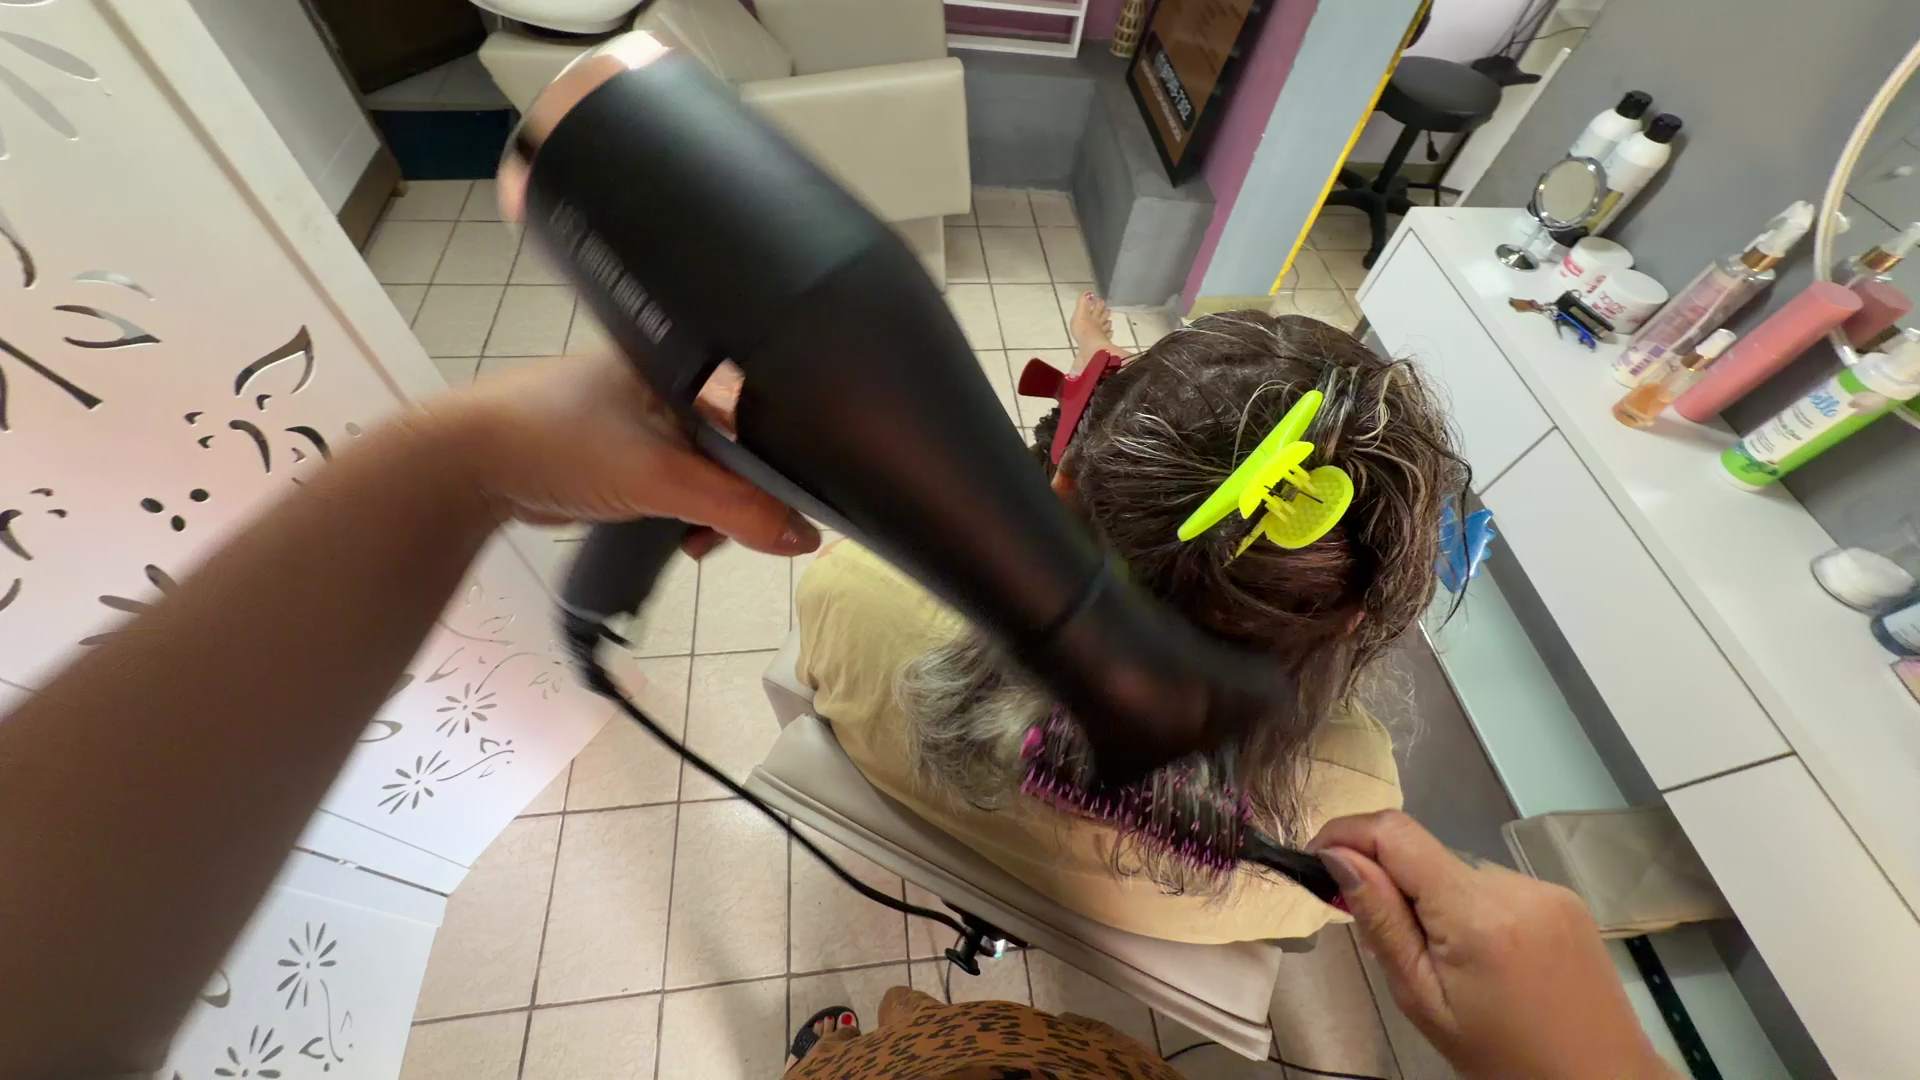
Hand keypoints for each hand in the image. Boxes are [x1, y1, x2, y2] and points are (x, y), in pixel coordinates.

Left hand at [422, 353, 816, 554]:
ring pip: (714, 469)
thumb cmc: (561, 445)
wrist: (466, 466)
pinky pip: (685, 481)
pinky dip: (688, 510)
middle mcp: (674, 385)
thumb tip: (804, 538)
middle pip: (742, 446)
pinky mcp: (632, 449)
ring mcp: (651, 418)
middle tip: (731, 529)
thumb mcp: (660, 477)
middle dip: (743, 496)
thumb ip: (737, 509)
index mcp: (687, 363)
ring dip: (714, 509)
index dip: (783, 457)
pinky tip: (679, 534)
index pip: (763, 409)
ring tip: (698, 538)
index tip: (784, 504)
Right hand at [1310, 811, 1676, 1079]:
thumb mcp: (1421, 998)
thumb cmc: (1502, 1059)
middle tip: (1379, 929)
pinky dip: (1464, 902)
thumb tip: (1336, 856)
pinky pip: (1486, 880)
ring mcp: (1542, 886)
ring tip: (1439, 952)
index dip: (1347, 831)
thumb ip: (1379, 919)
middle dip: (1387, 876)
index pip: (1394, 831)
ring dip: (1428, 891)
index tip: (1319, 857)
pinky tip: (1480, 950)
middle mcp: (1512, 884)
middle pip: (1420, 849)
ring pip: (1451, 865)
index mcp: (1476, 913)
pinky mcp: (1560, 895)